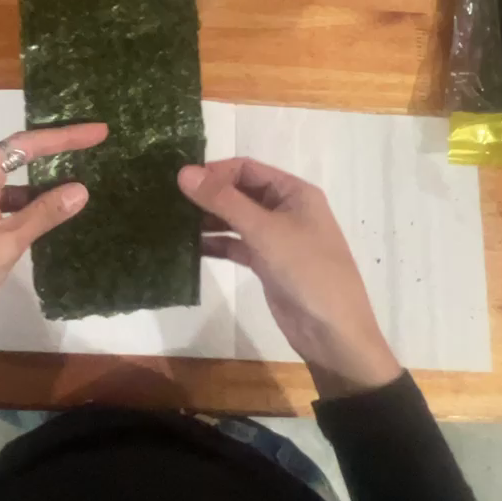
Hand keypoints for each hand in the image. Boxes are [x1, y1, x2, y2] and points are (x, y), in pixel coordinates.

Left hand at [0, 123, 108, 361]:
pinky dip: (24, 202)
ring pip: (8, 180)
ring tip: (79, 181)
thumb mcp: (5, 244)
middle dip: (55, 151)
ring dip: (40, 182)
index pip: (24, 145)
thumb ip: (44, 214)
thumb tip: (81, 189)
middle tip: (94, 145)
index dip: (63, 137)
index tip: (98, 132)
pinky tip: (49, 212)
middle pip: (16, 154)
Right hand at [178, 159, 401, 397]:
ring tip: (173, 223)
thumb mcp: (264, 230)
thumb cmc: (306, 269)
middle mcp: (285, 209)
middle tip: (169, 201)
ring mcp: (276, 238)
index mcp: (294, 192)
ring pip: (236, 220)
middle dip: (208, 195)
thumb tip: (183, 172)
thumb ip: (223, 200)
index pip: (247, 169)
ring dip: (208, 220)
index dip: (214, 172)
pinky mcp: (267, 263)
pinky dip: (216, 244)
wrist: (332, 331)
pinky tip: (189, 247)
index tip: (180, 182)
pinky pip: (236, 245)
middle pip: (240, 192)